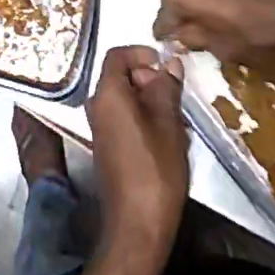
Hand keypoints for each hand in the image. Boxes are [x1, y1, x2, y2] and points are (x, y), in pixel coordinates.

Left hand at [79, 46, 188, 274]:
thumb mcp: (168, 124)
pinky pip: (123, 116)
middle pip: (120, 75)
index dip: (140, 53)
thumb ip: (166, 89)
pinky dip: (144, 117)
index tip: (165, 63)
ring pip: (125, 97)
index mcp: (107, 93)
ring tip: (178, 121)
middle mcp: (96, 104)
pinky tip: (169, 138)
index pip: (116, 55)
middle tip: (177, 97)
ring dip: (151, 101)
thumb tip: (169, 63)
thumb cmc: (154, 169)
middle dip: (149, 79)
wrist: (137, 222)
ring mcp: (100, 124)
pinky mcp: (107, 142)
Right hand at [152, 0, 274, 65]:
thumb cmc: (254, 31)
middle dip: (177, 11)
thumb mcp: (219, 46)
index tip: (171, 45)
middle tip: (191, 31)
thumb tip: (179, 36)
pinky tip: (224, 5)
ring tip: (208, 18)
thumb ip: (192, 39)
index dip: (167, 35)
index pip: (162, 19)